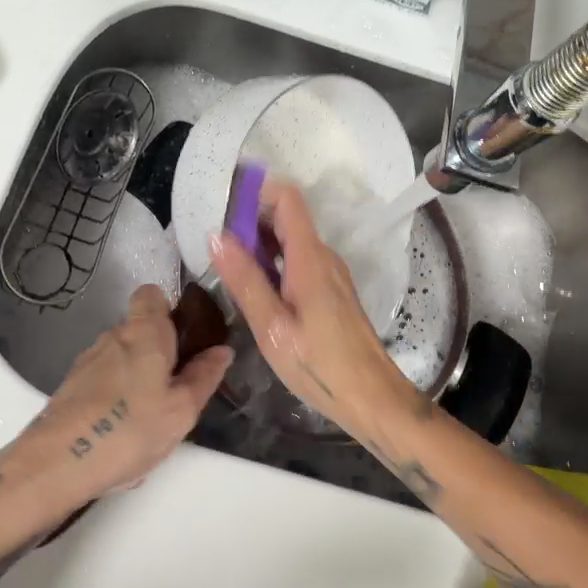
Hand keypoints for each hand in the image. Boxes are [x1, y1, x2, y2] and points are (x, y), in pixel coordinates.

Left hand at [9, 285, 231, 504]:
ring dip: (134, 380)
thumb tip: (221, 350)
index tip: (182, 338)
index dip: (167, 308)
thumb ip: (204, 377)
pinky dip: (113, 400)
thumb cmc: (129, 429)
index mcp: (144, 332)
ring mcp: (86, 362)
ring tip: (146, 422)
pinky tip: (119, 437)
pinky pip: (102, 384)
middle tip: (173, 391)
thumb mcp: (182, 410)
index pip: (151, 294)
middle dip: (156, 355)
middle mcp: (113, 337)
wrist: (57, 463)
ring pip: (120, 360)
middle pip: (138, 332)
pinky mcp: (69, 387)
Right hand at [210, 180, 418, 438]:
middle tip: (216, 244)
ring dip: (260, 244)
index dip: (256, 191)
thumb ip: (245, 280)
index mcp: (309, 257)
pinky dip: (273, 264)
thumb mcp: (271, 327)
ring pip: (291, 240)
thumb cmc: (319, 365)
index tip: (224, 204)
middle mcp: (323, 256)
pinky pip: (298, 261)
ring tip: (227, 267)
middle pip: (287, 217)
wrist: (371, 396)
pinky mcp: (330, 290)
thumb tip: (216, 235)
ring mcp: (329, 273)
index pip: (287, 198)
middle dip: (251, 220)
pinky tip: (253, 289)